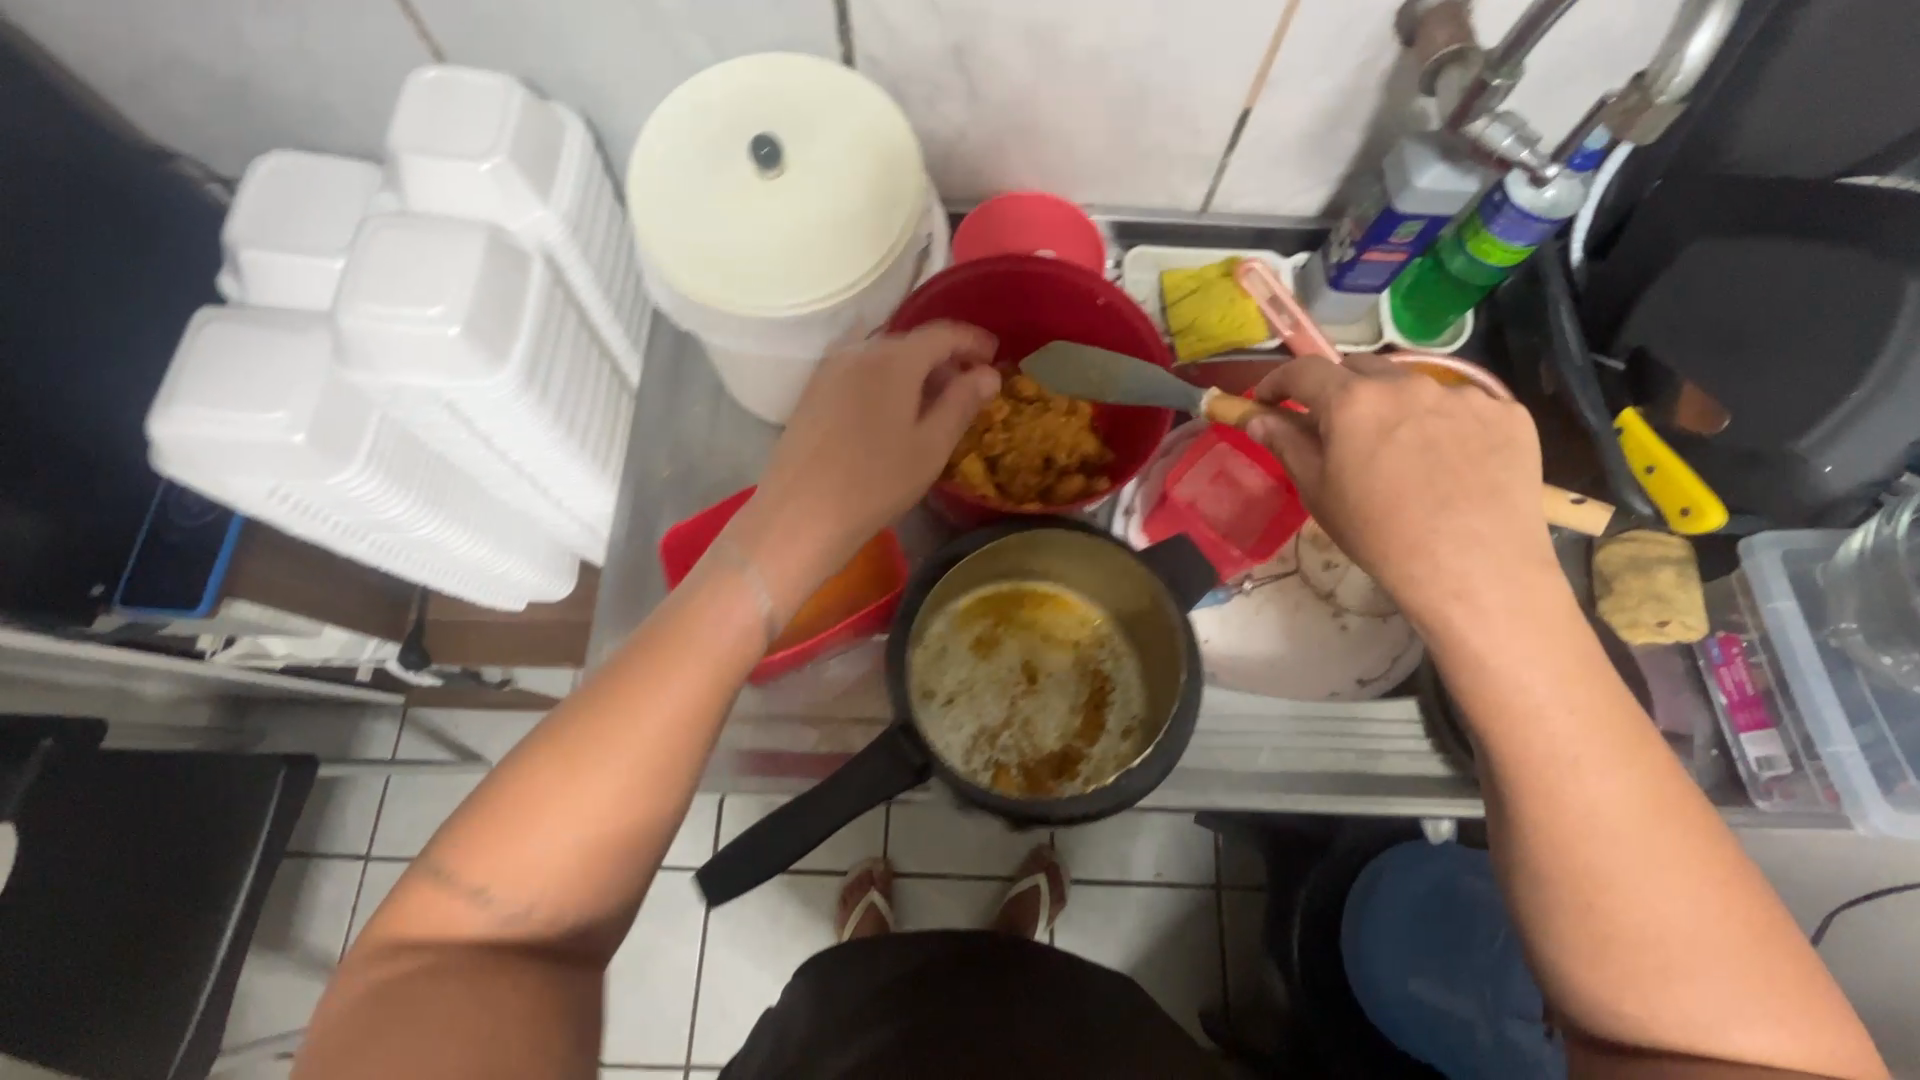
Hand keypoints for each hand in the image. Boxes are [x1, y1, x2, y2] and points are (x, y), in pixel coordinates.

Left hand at [726, 322, 1000, 612]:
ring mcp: (829, 370)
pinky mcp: (812, 392)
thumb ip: (962, 403)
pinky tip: (893, 412)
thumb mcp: (931, 447)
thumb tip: (988, 374)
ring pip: (882, 356)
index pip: (942, 333)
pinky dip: (885, 380)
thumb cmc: (875, 483)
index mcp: (893, 359)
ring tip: (933, 404)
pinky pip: (859, 371)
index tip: (995, 356)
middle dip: (943, 358)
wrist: (800, 515)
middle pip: (910, 342)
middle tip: (968, 387)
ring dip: (913, 371)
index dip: (973, 341)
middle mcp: (858, 351)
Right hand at [1245, 353, 1559, 627]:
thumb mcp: (1318, 492)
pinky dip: (1444, 425)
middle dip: (1339, 391)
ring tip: (1401, 453)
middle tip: (1337, 431)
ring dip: (1395, 407)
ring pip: (1414, 388)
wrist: (1474, 567)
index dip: (1279, 382)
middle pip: (1360, 370)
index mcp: (1353, 401)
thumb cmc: (1379, 534)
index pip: (1304, 371)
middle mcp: (1408, 383)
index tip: (1270, 401)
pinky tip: (1449, 464)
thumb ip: (1286, 445)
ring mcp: (1464, 394)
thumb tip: (1257, 418)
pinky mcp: (1507, 413)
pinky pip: (1463, 407)